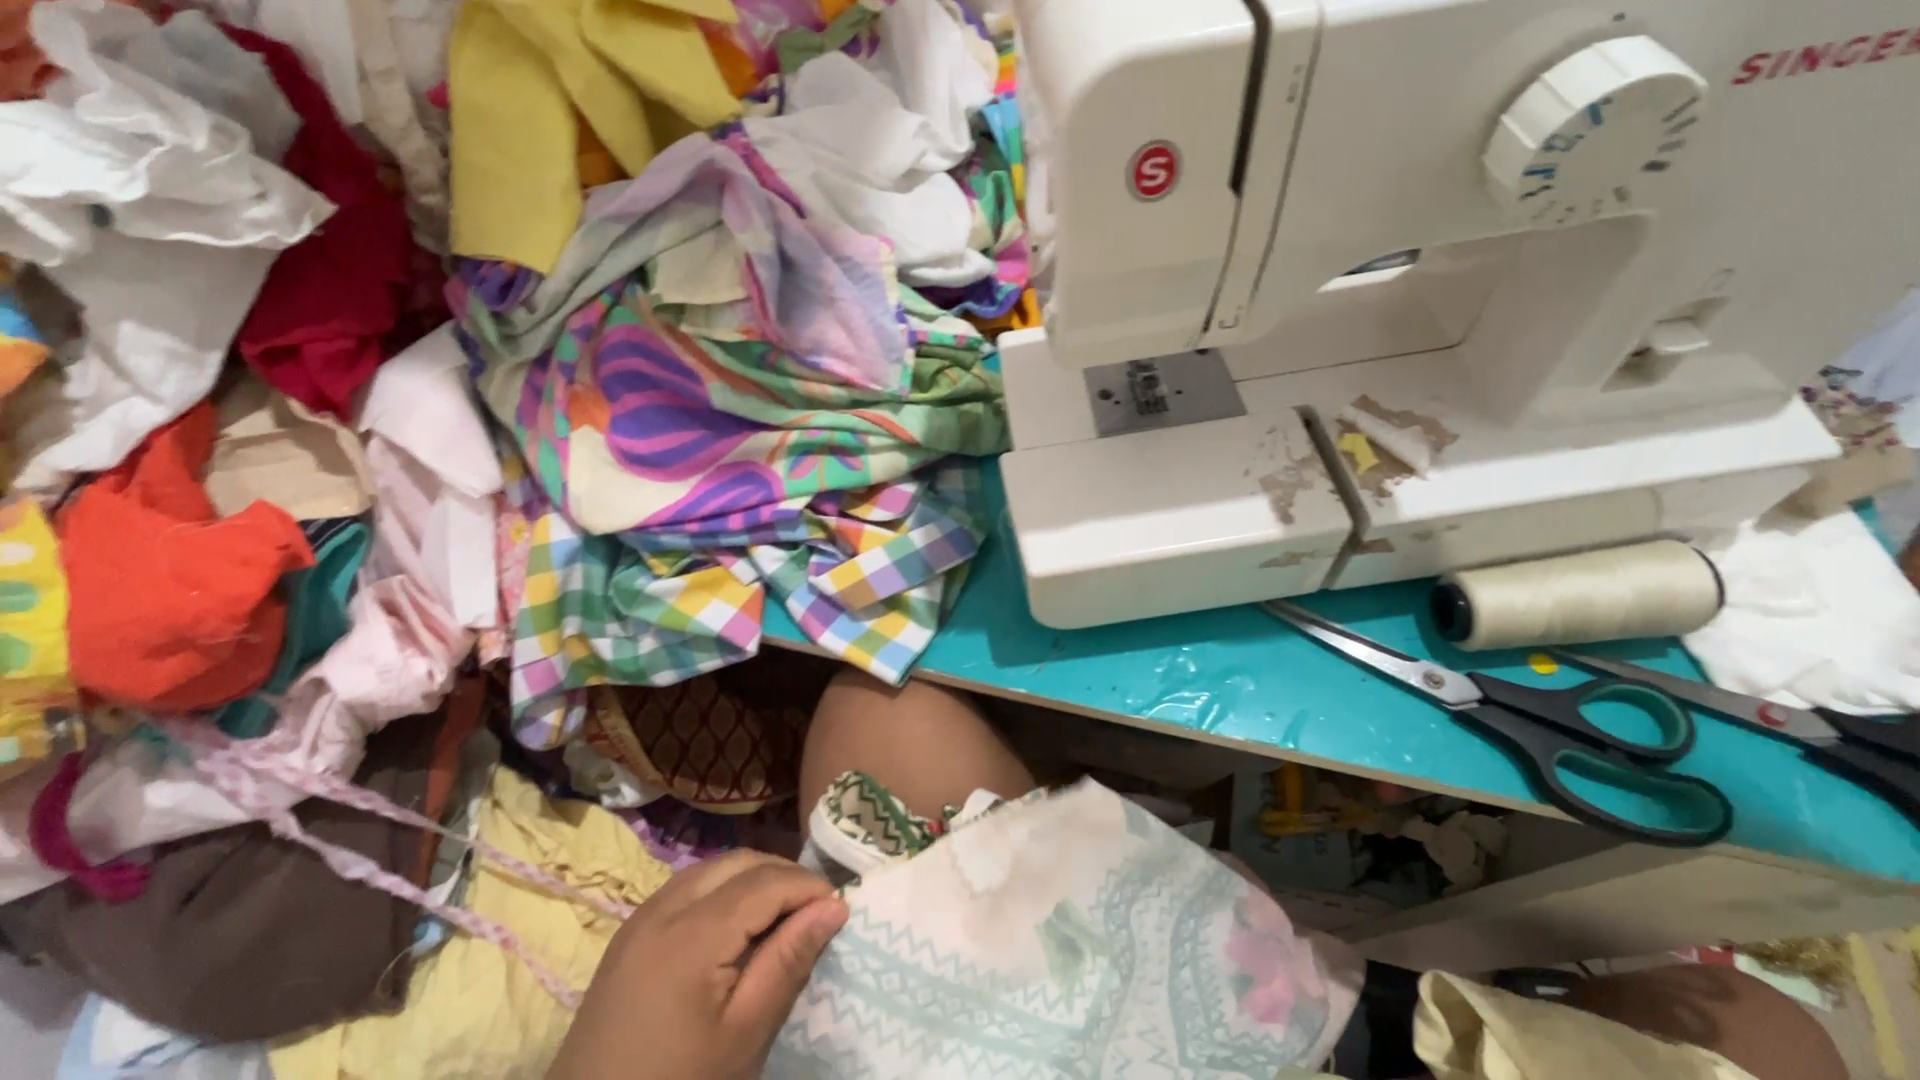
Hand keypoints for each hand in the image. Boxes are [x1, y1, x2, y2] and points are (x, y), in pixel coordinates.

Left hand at [547, 851, 848, 1079]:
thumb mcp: (744, 1033)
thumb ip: (788, 962)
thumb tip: (834, 906)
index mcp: (693, 932)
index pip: (767, 881)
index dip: (810, 887)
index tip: (841, 911)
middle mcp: (664, 908)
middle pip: (738, 861)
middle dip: (784, 875)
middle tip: (816, 912)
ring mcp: (640, 919)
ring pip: (710, 868)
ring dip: (752, 878)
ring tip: (783, 916)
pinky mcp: (628, 936)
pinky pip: (685, 888)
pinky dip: (721, 889)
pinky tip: (736, 927)